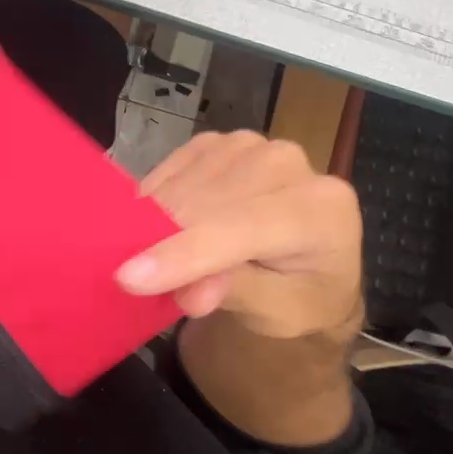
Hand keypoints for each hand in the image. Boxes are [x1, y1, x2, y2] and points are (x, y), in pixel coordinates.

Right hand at [117, 132, 362, 340]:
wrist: (307, 262)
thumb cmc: (301, 294)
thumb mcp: (278, 312)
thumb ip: (234, 294)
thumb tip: (187, 292)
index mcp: (322, 208)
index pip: (243, 226)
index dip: (184, 253)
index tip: (130, 278)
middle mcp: (287, 164)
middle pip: (206, 202)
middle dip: (163, 240)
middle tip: (137, 280)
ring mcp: (248, 146)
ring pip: (183, 184)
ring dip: (155, 219)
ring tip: (150, 253)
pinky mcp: (216, 141)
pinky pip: (171, 168)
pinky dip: (155, 196)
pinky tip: (155, 219)